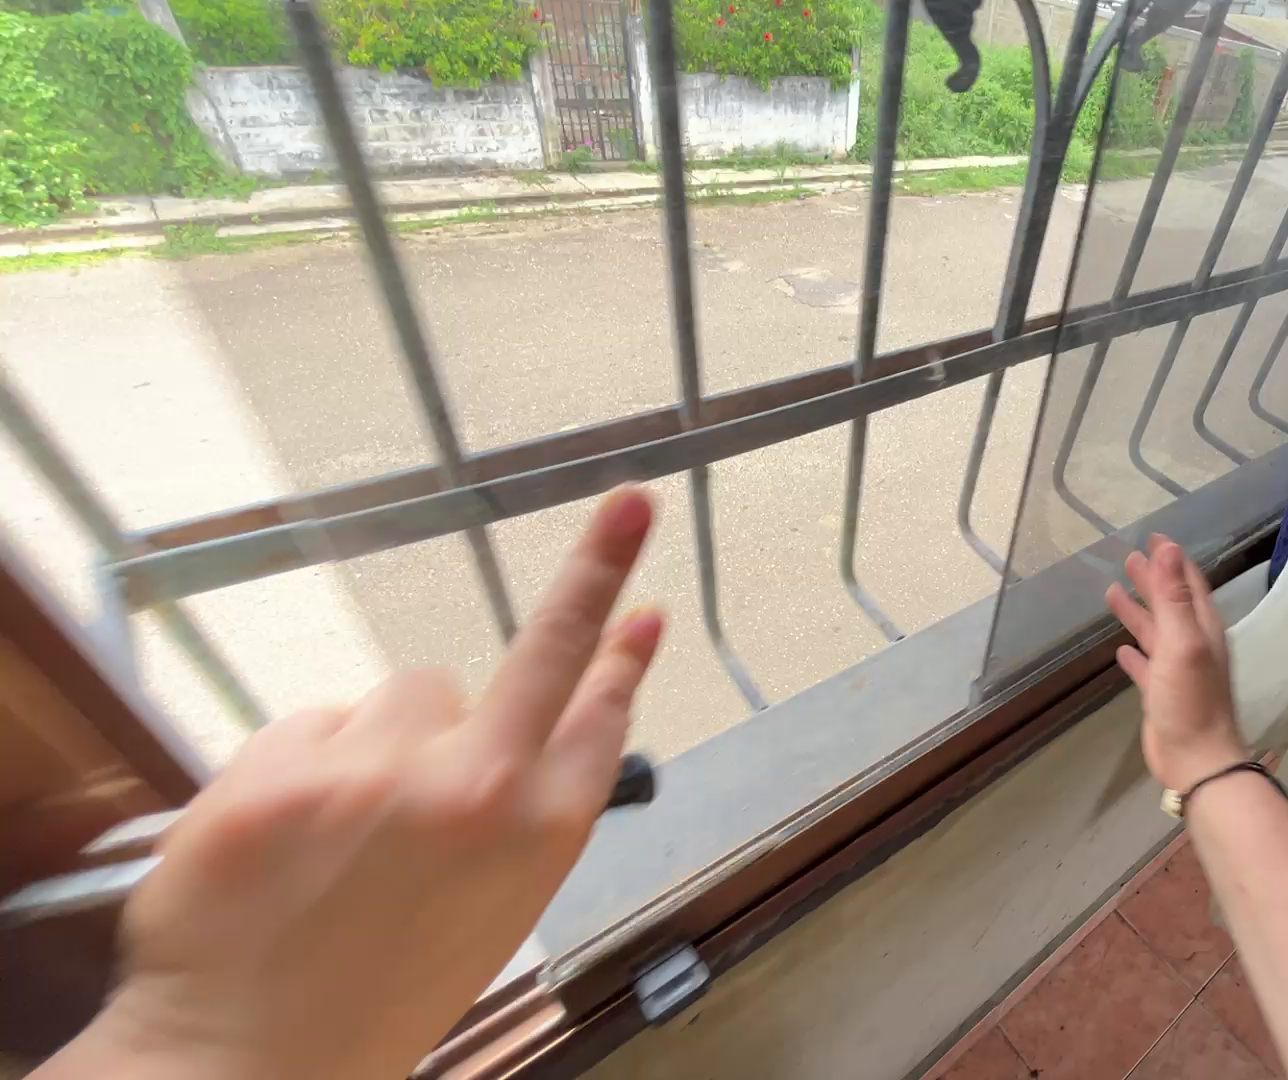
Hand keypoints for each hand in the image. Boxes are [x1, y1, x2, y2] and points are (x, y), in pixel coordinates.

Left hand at [47, 485, 663, 1079]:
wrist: (254, 1061)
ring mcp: (374, 778)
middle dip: (599, 567)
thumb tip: (605, 670)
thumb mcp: (519, 880)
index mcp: (546, 828)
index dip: (628, 651)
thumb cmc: (411, 961)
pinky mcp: (271, 778)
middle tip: (633, 504)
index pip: (605, 710)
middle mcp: (479, 791)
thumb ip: (562, 772)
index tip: (650, 600)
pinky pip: (320, 718)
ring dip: (398, 734)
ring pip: (411, 688)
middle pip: (548, 649)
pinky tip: (298, 827)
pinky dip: (317, 758)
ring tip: (361, 818)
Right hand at [1103, 535, 1246, 792]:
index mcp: (1202, 629)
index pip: (1188, 584)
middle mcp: (1192, 645)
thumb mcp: (1182, 641)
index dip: (1172, 561)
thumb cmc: (1191, 700)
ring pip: (1155, 632)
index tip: (1155, 538)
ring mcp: (1177, 670)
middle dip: (1151, 580)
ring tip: (1112, 592)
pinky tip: (1120, 649)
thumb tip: (1168, 549)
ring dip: (1138, 611)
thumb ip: (1173, 596)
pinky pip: (1146, 664)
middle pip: (1170, 604)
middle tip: (1129, 559)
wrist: (1196, 760)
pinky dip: (1134, 653)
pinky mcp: (1162, 693)